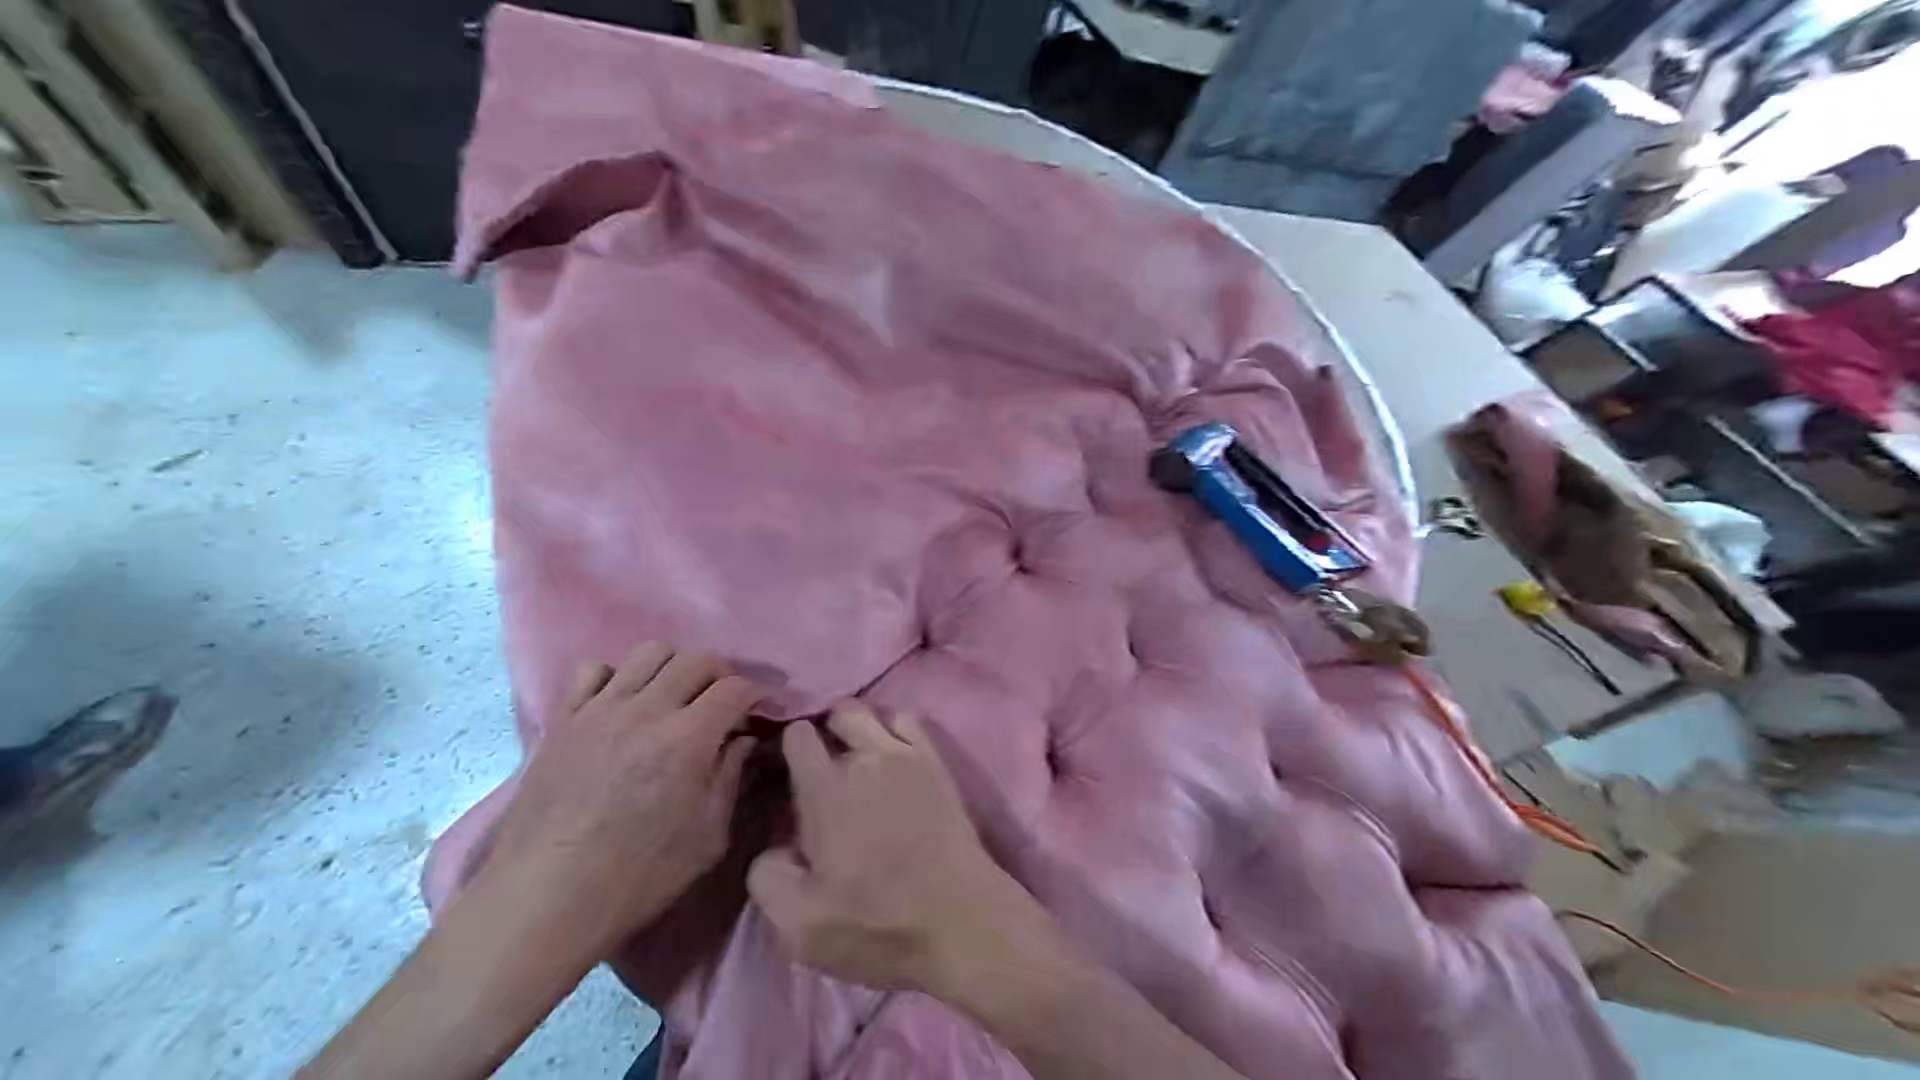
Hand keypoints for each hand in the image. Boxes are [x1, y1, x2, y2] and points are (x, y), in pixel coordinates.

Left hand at [479, 642, 759, 954]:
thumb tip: (743, 740)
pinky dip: (616, 676)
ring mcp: (601, 709)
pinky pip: (593, 670)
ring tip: (674, 697)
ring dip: (673, 667)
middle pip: (697, 660)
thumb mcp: (708, 836)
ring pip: (649, 652)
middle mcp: (648, 708)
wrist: (545, 898)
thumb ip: (731, 777)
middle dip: (721, 675)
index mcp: (689, 737)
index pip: (736, 688)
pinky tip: (621, 704)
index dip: (756, 695)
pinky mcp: (565, 719)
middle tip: (722, 703)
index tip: (758, 712)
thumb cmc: (639, 875)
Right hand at [746, 701, 1048, 997]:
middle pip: (834, 716)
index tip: (788, 774)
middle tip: (821, 769)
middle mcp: (864, 758)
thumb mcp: (798, 924)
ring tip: (853, 755)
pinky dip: (891, 725)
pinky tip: (889, 752)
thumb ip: (767, 874)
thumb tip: (775, 845)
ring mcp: (905, 754)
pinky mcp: (936, 761)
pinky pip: (907, 719)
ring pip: (868, 712)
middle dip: (822, 734)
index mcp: (824, 790)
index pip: (797, 735)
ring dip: (855, 725)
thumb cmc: (878, 925)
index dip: (788, 749)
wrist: (960, 923)